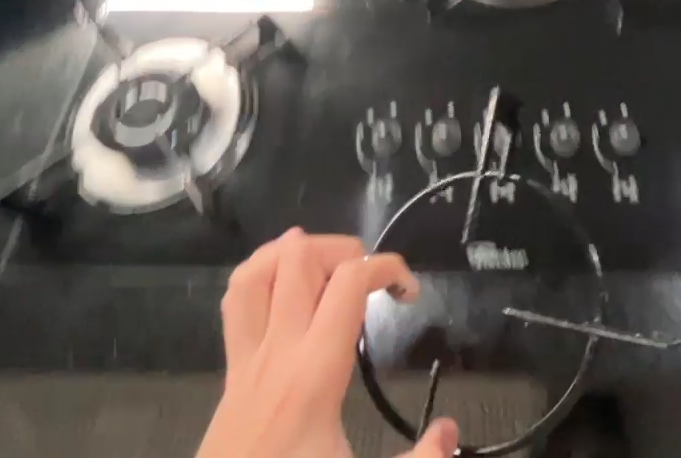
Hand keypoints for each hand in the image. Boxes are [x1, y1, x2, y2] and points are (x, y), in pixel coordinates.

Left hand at [197, 229, 458, 457]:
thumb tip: (450, 429)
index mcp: (315, 372)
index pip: (349, 282)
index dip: (388, 267)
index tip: (409, 294)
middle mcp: (278, 350)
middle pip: (300, 258)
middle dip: (345, 250)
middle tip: (370, 282)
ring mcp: (246, 357)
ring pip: (257, 270)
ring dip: (297, 255)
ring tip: (331, 271)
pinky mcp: (230, 371)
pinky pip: (237, 300)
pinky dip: (264, 274)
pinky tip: (290, 290)